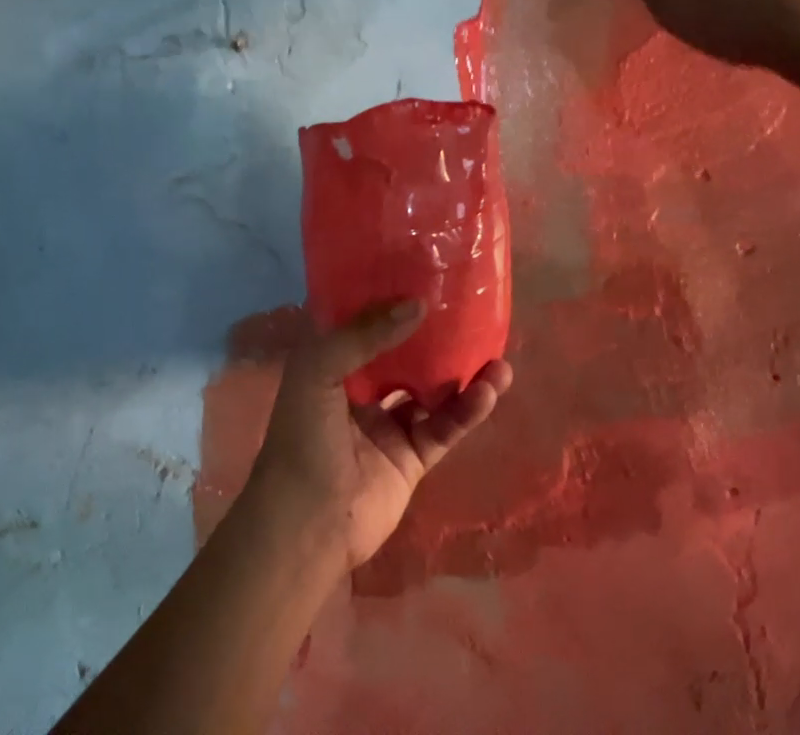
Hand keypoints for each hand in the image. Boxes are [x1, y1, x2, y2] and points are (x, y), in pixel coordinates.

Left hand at [240, 300, 512, 572]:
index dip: (388, 301)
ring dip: (462, 374)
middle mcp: (358, 391)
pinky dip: (467, 410)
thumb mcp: (317, 370)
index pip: (361, 324)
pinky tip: (489, 391)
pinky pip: (445, 427)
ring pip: (431, 391)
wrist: (307, 523)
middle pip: (403, 355)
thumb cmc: (302, 438)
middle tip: (470, 314)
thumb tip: (417, 304)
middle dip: (433, 337)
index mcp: (328, 366)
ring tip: (496, 355)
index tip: (423, 276)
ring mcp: (387, 426)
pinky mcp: (412, 459)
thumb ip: (365, 335)